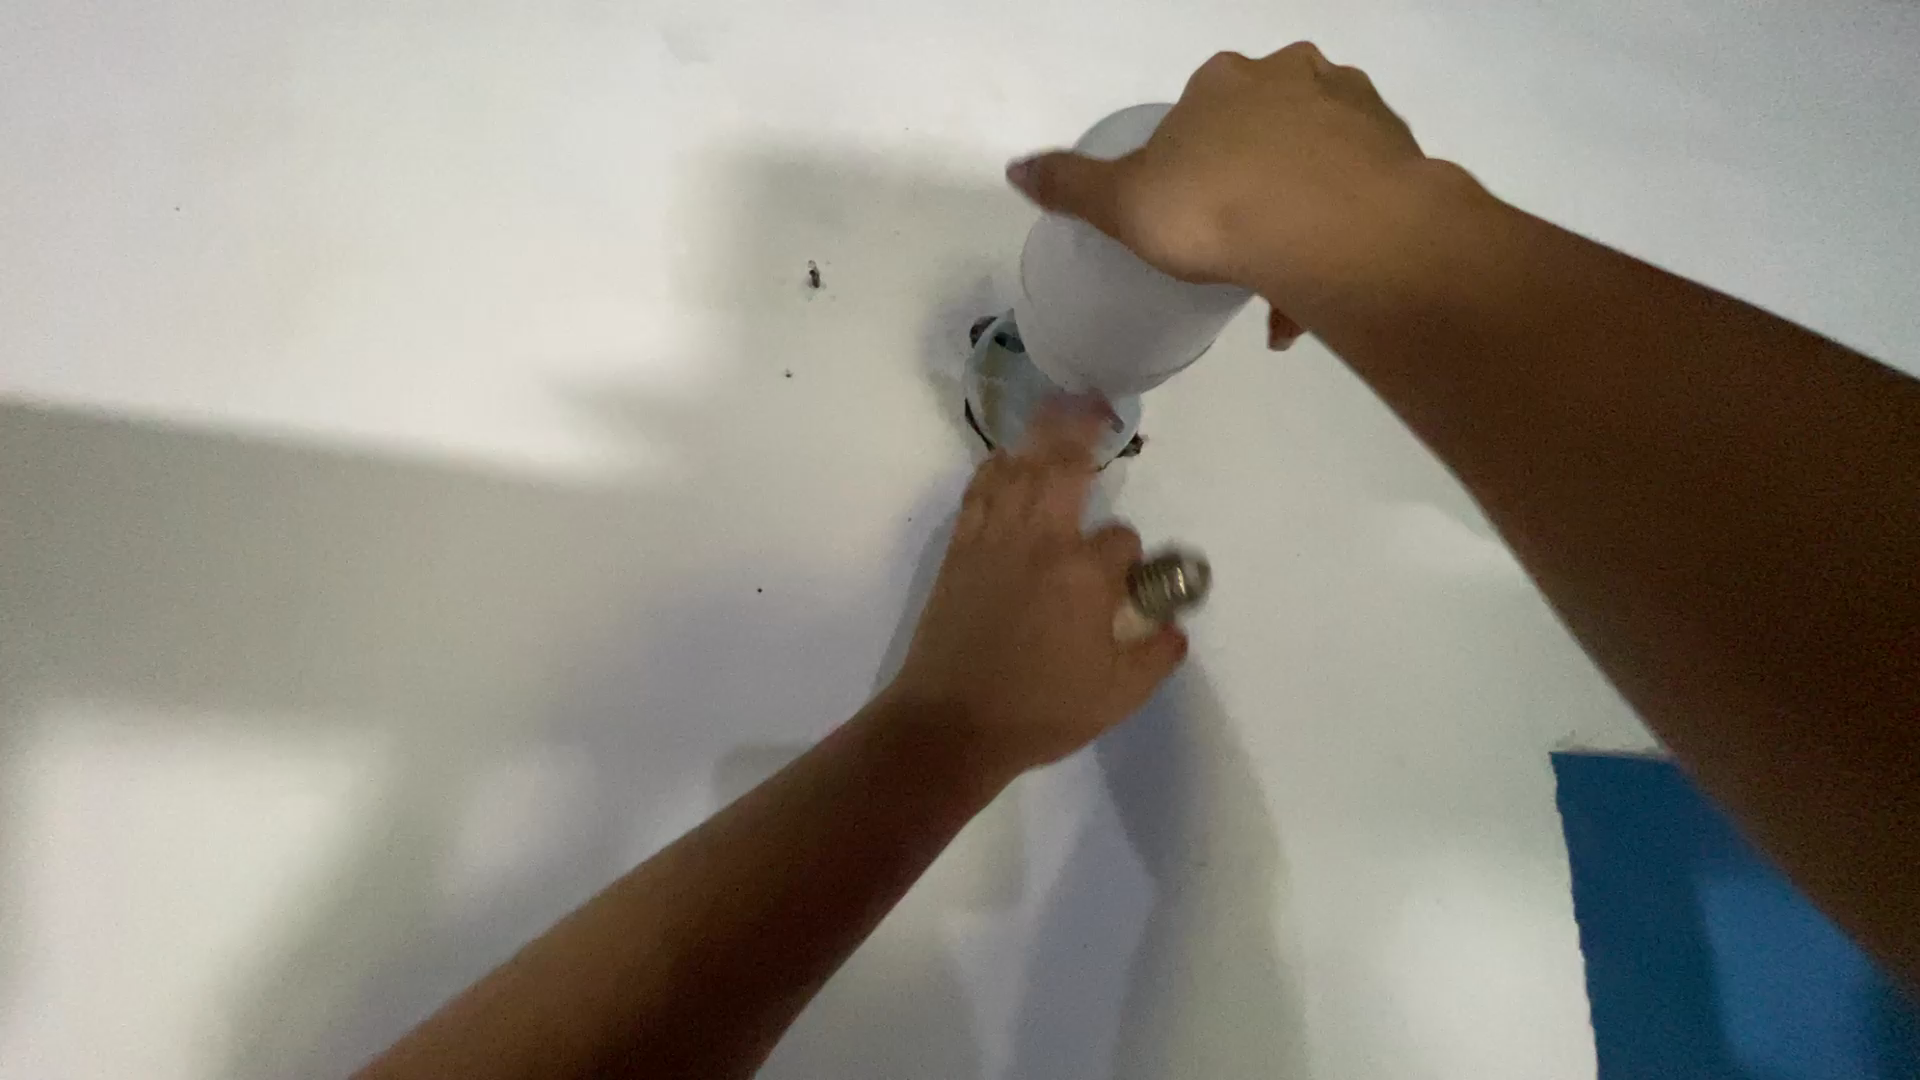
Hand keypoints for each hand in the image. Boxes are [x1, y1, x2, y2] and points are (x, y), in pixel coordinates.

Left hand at [883, 401, 1187, 774]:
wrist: (950, 723)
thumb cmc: (1039, 712)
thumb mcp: (1118, 697)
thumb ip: (1156, 656)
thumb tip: (1174, 628)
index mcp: (1083, 577)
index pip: (1122, 540)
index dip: (1130, 556)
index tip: (1124, 581)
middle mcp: (1039, 543)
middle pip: (1063, 469)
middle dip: (1082, 432)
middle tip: (1095, 403)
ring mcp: (993, 542)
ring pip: (1017, 472)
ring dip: (1038, 438)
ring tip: (1054, 412)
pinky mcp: (959, 551)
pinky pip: (978, 495)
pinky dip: (993, 470)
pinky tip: (1004, 461)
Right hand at [1006, 43, 1470, 343]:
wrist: (1328, 230)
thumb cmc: (1212, 211)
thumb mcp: (1123, 205)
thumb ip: (1071, 187)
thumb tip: (1014, 169)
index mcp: (1222, 83)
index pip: (1197, 112)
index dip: (1187, 161)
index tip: (1187, 212)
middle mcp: (1291, 76)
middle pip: (1259, 131)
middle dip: (1245, 184)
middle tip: (1231, 248)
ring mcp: (1350, 106)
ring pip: (1312, 163)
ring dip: (1290, 217)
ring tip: (1271, 284)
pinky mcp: (1397, 148)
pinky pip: (1352, 194)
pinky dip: (1329, 239)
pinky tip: (1304, 298)